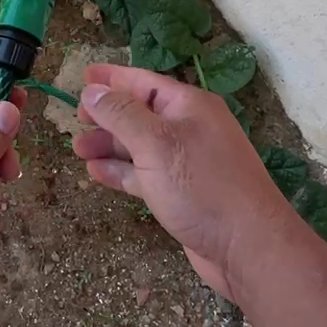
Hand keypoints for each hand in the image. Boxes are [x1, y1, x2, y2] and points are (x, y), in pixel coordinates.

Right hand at [72, 65, 298, 299]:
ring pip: (138, 145)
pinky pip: (144, 173)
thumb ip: (120, 113)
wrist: (249, 250)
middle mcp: (189, 128)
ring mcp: (186, 162)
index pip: (143, 81)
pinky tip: (96, 173)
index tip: (83, 76)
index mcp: (188, 106)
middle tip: (76, 120)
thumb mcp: (154, 142)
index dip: (112, 78)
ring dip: (108, 145)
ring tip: (78, 150)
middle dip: (106, 115)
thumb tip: (92, 90)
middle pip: (139, 113)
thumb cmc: (201, 186)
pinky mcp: (182, 193)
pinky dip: (120, 171)